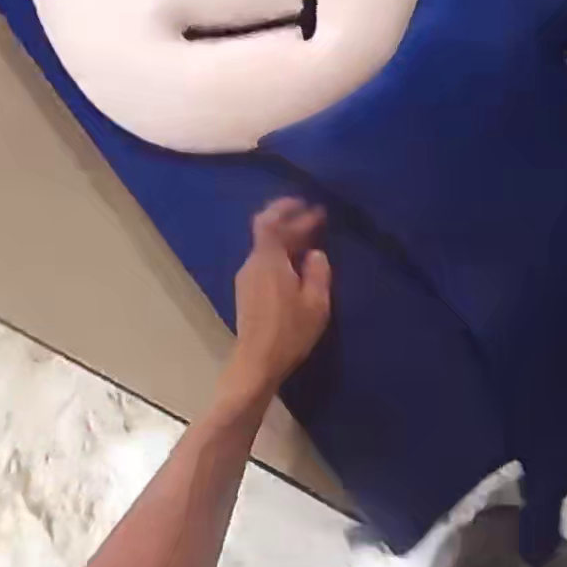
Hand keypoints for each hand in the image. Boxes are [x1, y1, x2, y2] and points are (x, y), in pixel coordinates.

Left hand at [222, 199, 332, 398]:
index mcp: (269, 261)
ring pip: (268, 249)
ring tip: (313, 242)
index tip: (308, 204)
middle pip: (269, 233)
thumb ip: (318, 272)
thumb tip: (315, 254)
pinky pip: (266, 263)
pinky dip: (283, 256)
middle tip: (318, 222)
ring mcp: (248, 279)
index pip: (270, 221)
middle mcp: (253, 264)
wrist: (257, 363)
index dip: (286, 207)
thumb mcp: (316, 302)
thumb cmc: (290, 332)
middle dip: (293, 224)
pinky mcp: (248, 292)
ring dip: (288, 241)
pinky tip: (299, 265)